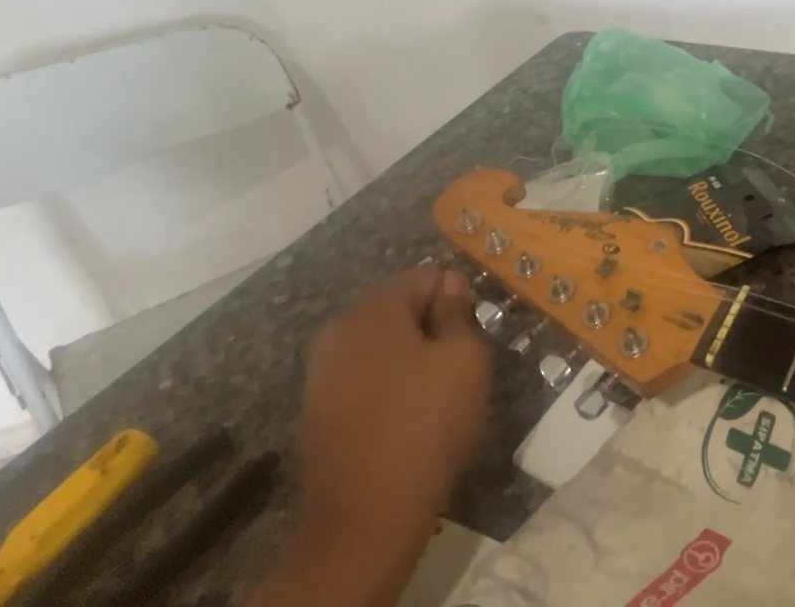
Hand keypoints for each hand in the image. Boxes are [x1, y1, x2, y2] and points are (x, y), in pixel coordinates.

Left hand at [251, 266, 491, 606]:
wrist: (364, 518)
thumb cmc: (426, 424)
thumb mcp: (465, 359)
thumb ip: (459, 313)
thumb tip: (451, 282)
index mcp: (374, 308)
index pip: (427, 275)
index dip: (459, 299)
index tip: (475, 337)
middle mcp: (340, 329)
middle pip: (401, 308)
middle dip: (434, 328)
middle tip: (463, 368)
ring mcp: (322, 371)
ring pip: (384, 346)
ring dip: (414, 360)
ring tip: (440, 397)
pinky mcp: (319, 409)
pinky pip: (367, 378)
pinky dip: (392, 388)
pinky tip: (411, 420)